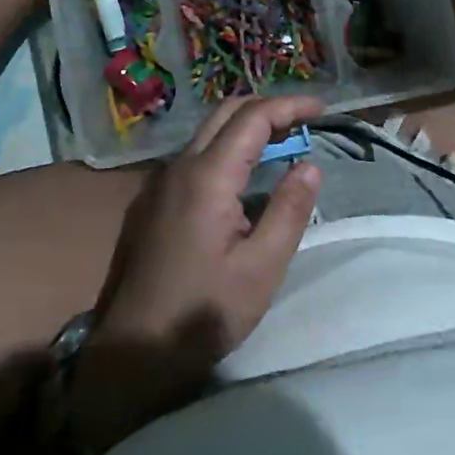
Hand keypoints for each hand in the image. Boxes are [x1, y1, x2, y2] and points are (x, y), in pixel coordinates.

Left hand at [70, 97, 323, 448]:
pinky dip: (225, 147)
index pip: (252, 118)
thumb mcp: (261, 268)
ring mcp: (160, 181)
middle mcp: (179, 165)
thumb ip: (288, 210)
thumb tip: (310, 164)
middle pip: (225, 113)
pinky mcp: (152, 199)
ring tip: (281, 142)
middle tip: (303, 121)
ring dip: (245, 126)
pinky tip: (242, 175)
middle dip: (267, 107)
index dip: (289, 106)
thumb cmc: (202, 311)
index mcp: (207, 176)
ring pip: (206, 132)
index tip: (322, 109)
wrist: (132, 348)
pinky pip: (194, 155)